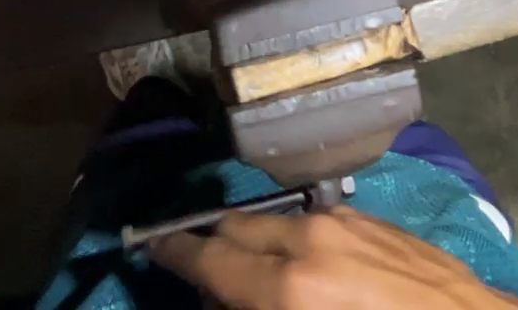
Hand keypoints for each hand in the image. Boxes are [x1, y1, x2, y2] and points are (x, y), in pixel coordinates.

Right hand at [152, 207, 517, 309]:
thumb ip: (251, 307)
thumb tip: (222, 297)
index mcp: (289, 286)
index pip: (211, 260)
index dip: (176, 254)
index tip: (152, 248)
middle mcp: (307, 239)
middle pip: (235, 230)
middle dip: (210, 248)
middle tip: (198, 270)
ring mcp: (339, 221)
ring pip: (270, 221)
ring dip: (250, 242)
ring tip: (249, 271)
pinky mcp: (365, 217)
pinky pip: (307, 220)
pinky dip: (287, 238)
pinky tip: (300, 262)